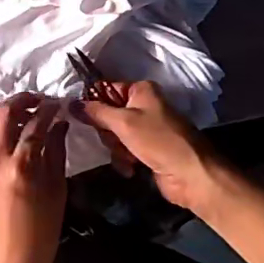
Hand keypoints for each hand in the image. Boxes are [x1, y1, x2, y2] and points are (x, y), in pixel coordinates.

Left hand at [0, 93, 67, 262]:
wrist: (12, 261)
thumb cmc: (43, 231)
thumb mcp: (57, 189)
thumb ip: (56, 152)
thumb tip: (59, 124)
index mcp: (21, 165)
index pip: (35, 123)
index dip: (49, 108)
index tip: (59, 102)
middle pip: (3, 113)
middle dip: (22, 100)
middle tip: (42, 101)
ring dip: (13, 113)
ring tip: (35, 115)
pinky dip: (8, 130)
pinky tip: (24, 136)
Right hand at [71, 81, 228, 212]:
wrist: (192, 175)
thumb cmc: (159, 140)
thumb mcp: (123, 122)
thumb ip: (96, 112)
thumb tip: (72, 103)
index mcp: (141, 91)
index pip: (106, 88)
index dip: (93, 101)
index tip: (81, 115)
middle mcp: (143, 106)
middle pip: (107, 114)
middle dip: (107, 131)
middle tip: (115, 139)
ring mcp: (146, 129)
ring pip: (114, 134)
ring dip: (116, 148)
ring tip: (128, 157)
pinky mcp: (147, 150)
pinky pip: (124, 150)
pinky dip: (125, 159)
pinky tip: (131, 168)